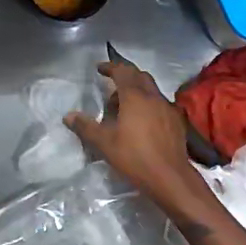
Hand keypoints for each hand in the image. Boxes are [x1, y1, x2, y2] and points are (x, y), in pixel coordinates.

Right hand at [66, 61, 219, 225]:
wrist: (170, 177)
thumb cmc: (134, 156)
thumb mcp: (104, 143)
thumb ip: (86, 127)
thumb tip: (68, 116)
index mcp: (135, 96)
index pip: (123, 71)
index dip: (110, 67)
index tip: (99, 68)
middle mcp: (153, 97)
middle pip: (139, 76)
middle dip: (125, 77)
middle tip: (111, 89)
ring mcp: (168, 108)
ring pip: (151, 91)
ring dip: (137, 93)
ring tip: (123, 110)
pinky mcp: (177, 122)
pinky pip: (160, 105)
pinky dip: (148, 106)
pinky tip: (142, 124)